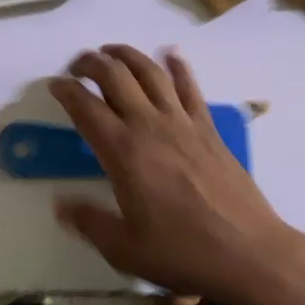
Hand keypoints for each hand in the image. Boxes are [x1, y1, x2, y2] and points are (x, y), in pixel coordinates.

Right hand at [49, 45, 293, 299]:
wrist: (249, 254)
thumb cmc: (183, 252)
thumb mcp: (125, 250)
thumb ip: (89, 222)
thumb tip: (60, 204)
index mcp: (122, 151)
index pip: (85, 107)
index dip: (65, 90)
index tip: (54, 85)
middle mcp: (149, 125)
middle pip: (114, 76)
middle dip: (90, 62)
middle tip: (77, 65)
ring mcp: (182, 122)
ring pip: (150, 72)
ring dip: (127, 54)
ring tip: (111, 51)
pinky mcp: (208, 128)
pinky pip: (190, 87)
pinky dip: (178, 66)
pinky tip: (172, 54)